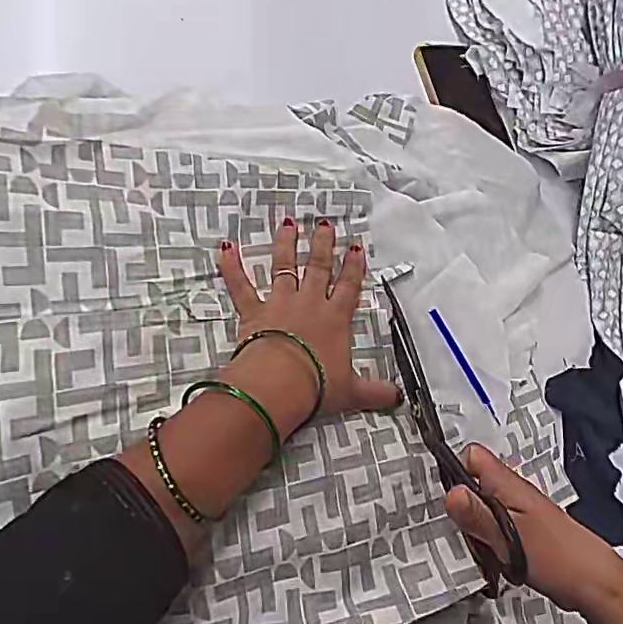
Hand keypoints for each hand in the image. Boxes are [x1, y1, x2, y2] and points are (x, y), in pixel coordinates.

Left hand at [217, 218, 400, 427]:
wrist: (279, 385)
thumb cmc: (316, 385)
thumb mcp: (352, 391)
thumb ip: (375, 392)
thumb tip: (397, 398)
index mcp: (336, 319)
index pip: (349, 287)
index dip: (354, 267)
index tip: (356, 248)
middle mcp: (310, 304)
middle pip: (319, 268)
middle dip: (323, 245)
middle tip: (324, 225)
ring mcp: (280, 304)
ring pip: (284, 267)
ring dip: (286, 245)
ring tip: (288, 225)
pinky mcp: (253, 313)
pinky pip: (240, 285)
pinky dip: (231, 266)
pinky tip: (225, 247)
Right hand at [442, 444, 622, 614]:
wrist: (595, 583)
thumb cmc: (562, 557)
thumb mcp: (509, 538)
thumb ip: (477, 515)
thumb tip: (451, 493)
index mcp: (508, 485)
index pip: (472, 457)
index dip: (454, 471)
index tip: (445, 497)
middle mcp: (512, 493)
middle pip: (472, 486)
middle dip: (462, 510)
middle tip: (466, 532)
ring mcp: (518, 512)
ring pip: (482, 511)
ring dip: (476, 532)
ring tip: (484, 551)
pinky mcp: (522, 532)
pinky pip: (494, 531)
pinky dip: (489, 545)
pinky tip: (496, 561)